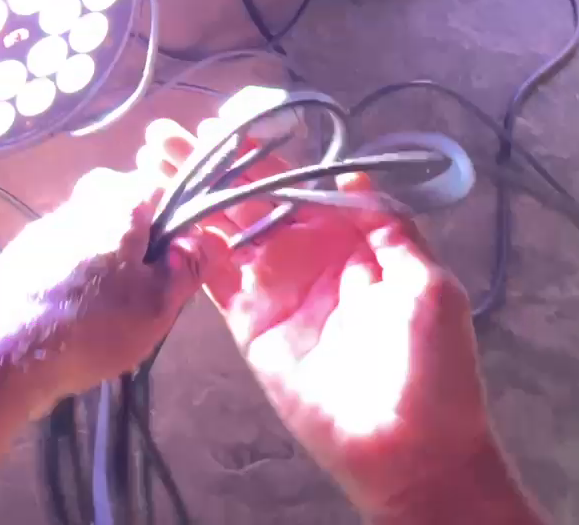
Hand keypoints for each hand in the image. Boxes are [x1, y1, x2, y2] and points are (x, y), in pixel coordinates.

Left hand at [0, 166, 201, 413]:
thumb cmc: (92, 324)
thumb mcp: (157, 305)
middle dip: (139, 242)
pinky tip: (73, 314)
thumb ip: (187, 267)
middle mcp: (79, 201)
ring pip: (92, 232)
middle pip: (123, 208)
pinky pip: (63, 253)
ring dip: (106, 260)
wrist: (3, 348)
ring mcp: (44, 225)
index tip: (178, 260)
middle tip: (145, 291)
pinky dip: (75, 275)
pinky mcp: (21, 251)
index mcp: (117, 201)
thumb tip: (213, 237)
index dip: (177, 221)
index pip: (159, 186)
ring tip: (108, 311)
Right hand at [143, 118, 514, 520]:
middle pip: (242, 196)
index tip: (218, 126)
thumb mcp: (427, 288)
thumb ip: (389, 227)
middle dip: (205, 163)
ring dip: (185, 192)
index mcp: (340, 236)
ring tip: (148, 161)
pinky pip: (209, 272)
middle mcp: (297, 250)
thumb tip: (347, 171)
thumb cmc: (430, 368)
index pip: (289, 181)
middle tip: (162, 135)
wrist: (408, 452)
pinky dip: (185, 243)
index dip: (253, 153)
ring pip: (218, 225)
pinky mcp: (244, 317)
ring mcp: (267, 282)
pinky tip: (162, 214)